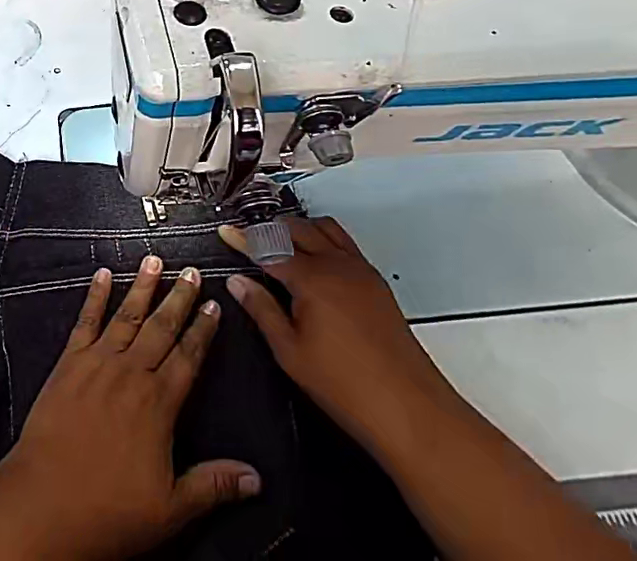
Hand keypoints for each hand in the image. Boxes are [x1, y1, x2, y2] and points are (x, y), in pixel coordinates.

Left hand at [0, 257, 259, 560]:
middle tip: (191, 271)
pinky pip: (85, 322)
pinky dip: (95, 297)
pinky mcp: (68, 364)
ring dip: (142, 287)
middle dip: (179, 298)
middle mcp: (131, 374)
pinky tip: (102, 275)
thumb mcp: (170, 509)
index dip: (203, 330)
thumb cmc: (108, 511)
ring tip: (154, 259)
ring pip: (126, 316)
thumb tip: (257, 478)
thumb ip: (213, 485)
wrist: (43, 505)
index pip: (189, 356)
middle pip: (161, 328)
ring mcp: (97, 364)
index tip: (214, 305)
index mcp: (159, 403)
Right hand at [219, 217, 461, 455]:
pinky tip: (317, 262)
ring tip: (281, 244)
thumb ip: (262, 310)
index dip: (243, 238)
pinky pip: (346, 244)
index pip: (268, 247)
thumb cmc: (353, 387)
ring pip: (324, 228)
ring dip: (299, 229)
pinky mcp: (376, 283)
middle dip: (269, 230)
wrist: (407, 408)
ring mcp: (361, 271)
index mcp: (312, 279)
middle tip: (250, 241)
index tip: (229, 233)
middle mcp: (338, 266)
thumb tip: (240, 285)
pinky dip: (325, 240)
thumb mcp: (290, 352)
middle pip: (296, 228)